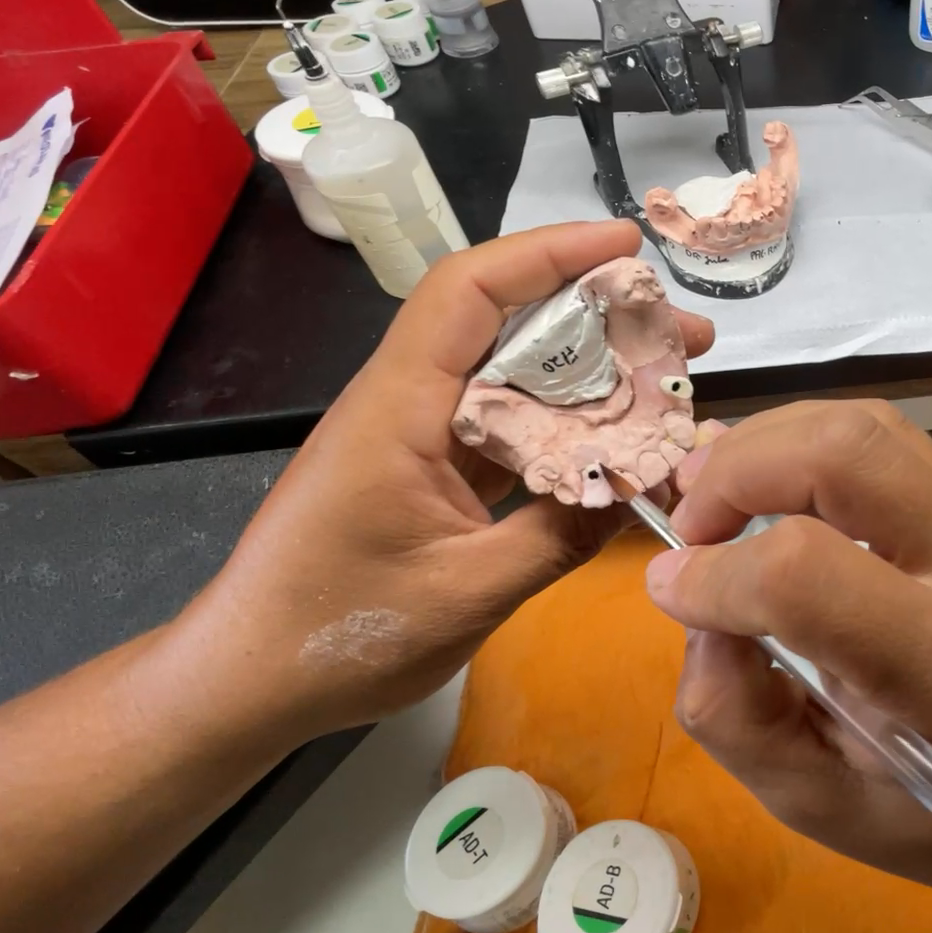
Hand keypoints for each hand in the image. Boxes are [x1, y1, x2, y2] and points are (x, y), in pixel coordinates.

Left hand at [169, 221, 712, 741]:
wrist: (247, 684)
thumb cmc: (337, 633)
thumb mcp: (467, 592)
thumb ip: (562, 534)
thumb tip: (649, 486)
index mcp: (400, 408)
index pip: (469, 292)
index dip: (549, 254)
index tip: (626, 248)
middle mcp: (412, 401)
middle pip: (507, 322)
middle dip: (601, 314)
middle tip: (685, 333)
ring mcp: (426, 434)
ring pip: (518, 373)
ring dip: (594, 368)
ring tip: (670, 379)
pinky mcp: (438, 468)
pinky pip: (515, 423)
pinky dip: (571, 421)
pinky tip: (620, 437)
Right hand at [642, 401, 931, 917]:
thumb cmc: (929, 809)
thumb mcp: (813, 801)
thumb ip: (734, 713)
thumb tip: (695, 601)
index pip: (809, 573)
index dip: (718, 574)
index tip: (672, 588)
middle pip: (848, 453)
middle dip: (742, 470)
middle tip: (692, 522)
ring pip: (865, 424)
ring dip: (769, 442)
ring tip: (714, 488)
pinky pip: (881, 433)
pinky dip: (804, 440)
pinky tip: (769, 480)